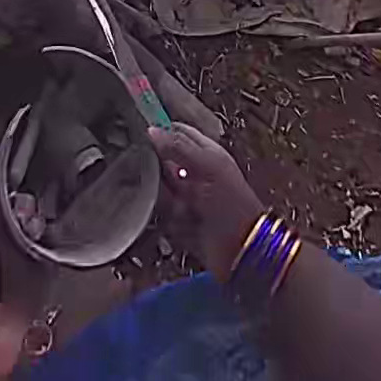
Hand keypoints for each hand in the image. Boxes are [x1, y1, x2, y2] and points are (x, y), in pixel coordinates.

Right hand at [150, 124, 263, 280]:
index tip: (140, 128)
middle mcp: (195, 171)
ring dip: (154, 183)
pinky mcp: (178, 217)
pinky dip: (156, 205)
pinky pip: (158, 205)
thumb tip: (151, 130)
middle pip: (165, 156)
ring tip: (150, 184)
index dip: (162, 129)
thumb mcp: (208, 166)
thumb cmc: (232, 204)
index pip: (179, 132)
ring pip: (159, 180)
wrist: (242, 251)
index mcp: (206, 153)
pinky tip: (155, 204)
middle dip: (153, 157)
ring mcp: (186, 195)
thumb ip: (179, 146)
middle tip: (138, 156)